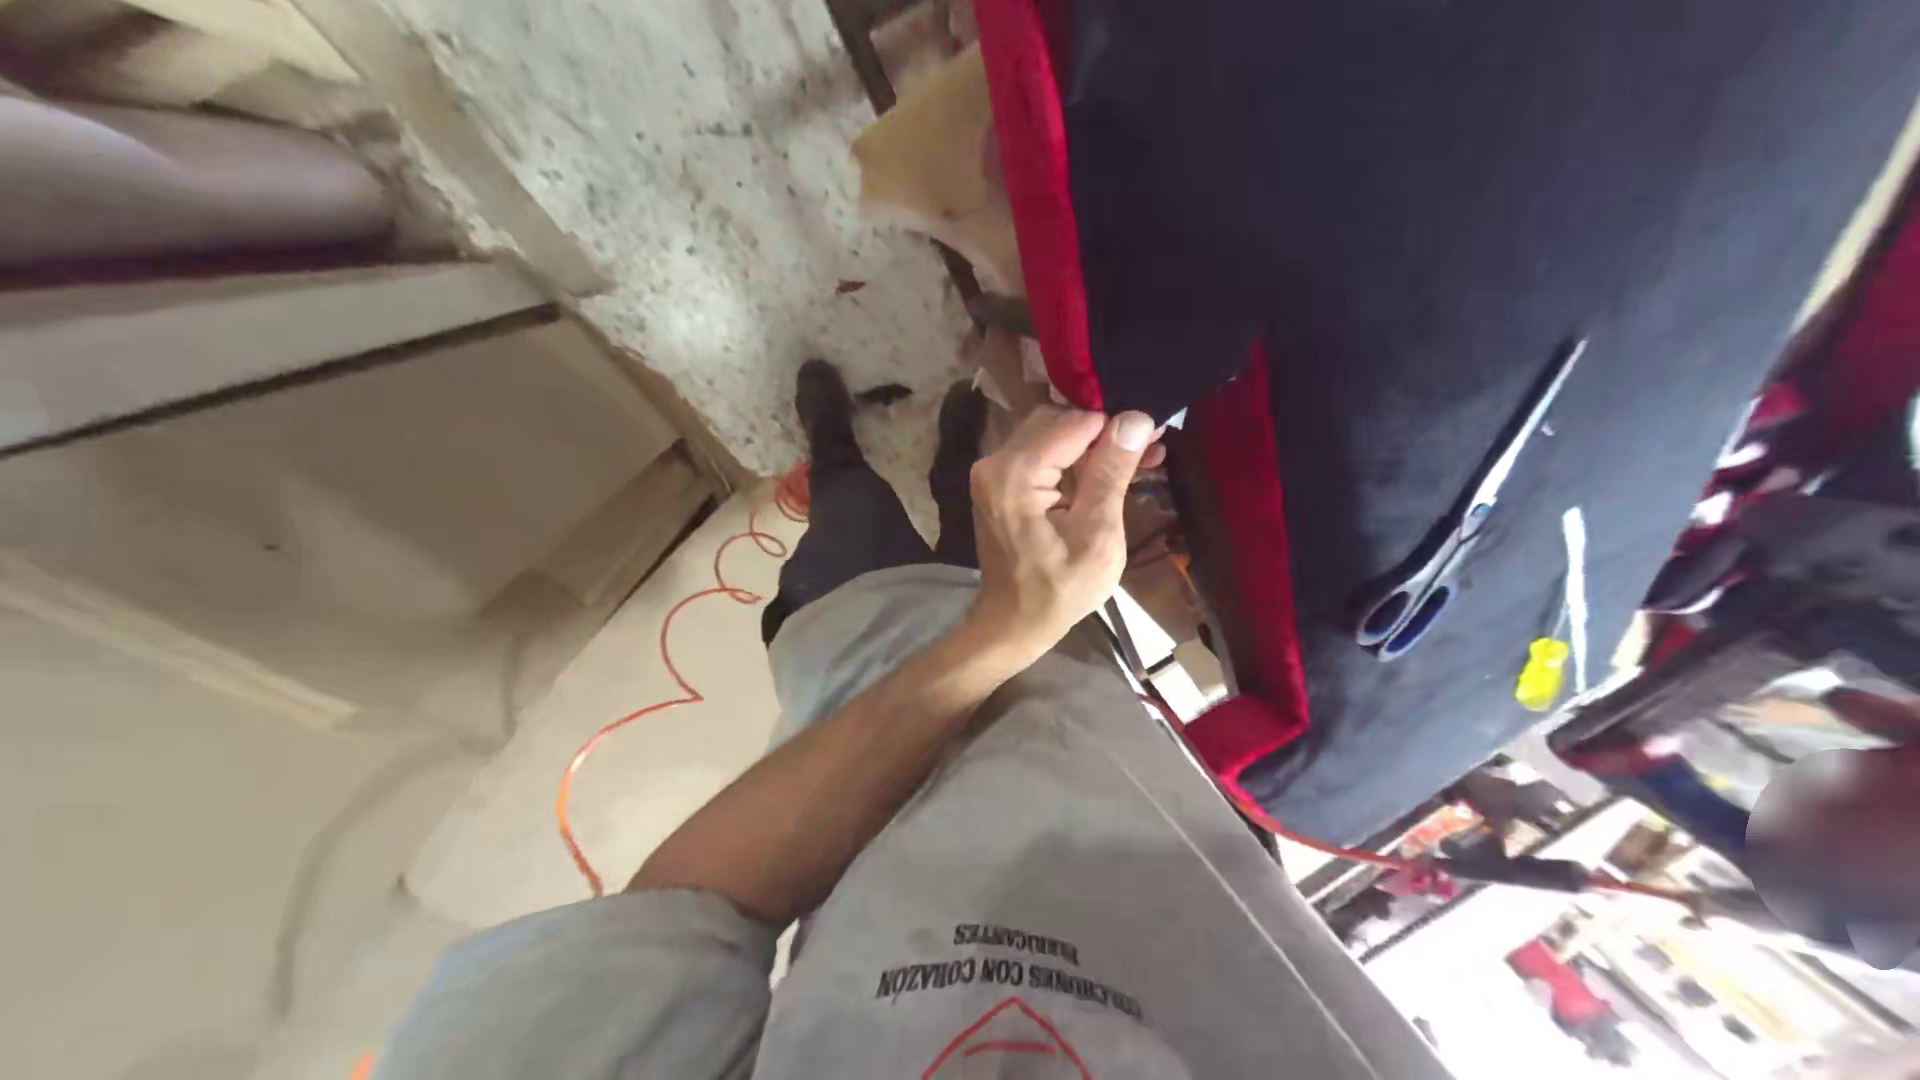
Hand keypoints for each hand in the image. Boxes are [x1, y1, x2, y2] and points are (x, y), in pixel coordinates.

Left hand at [965, 406, 1160, 664]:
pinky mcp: (1000, 484)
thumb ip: (1111, 473)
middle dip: (1105, 431)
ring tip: (1140, 456)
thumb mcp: (1096, 535)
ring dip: (1093, 444)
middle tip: (1150, 443)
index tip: (1153, 433)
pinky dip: (1074, 459)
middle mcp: (995, 463)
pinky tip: (1109, 469)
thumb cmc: (1059, 589)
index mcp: (1014, 475)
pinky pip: (1041, 456)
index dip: (1115, 424)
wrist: (1014, 621)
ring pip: (1051, 436)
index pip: (1072, 424)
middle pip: (1057, 423)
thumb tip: (1136, 419)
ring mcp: (993, 473)